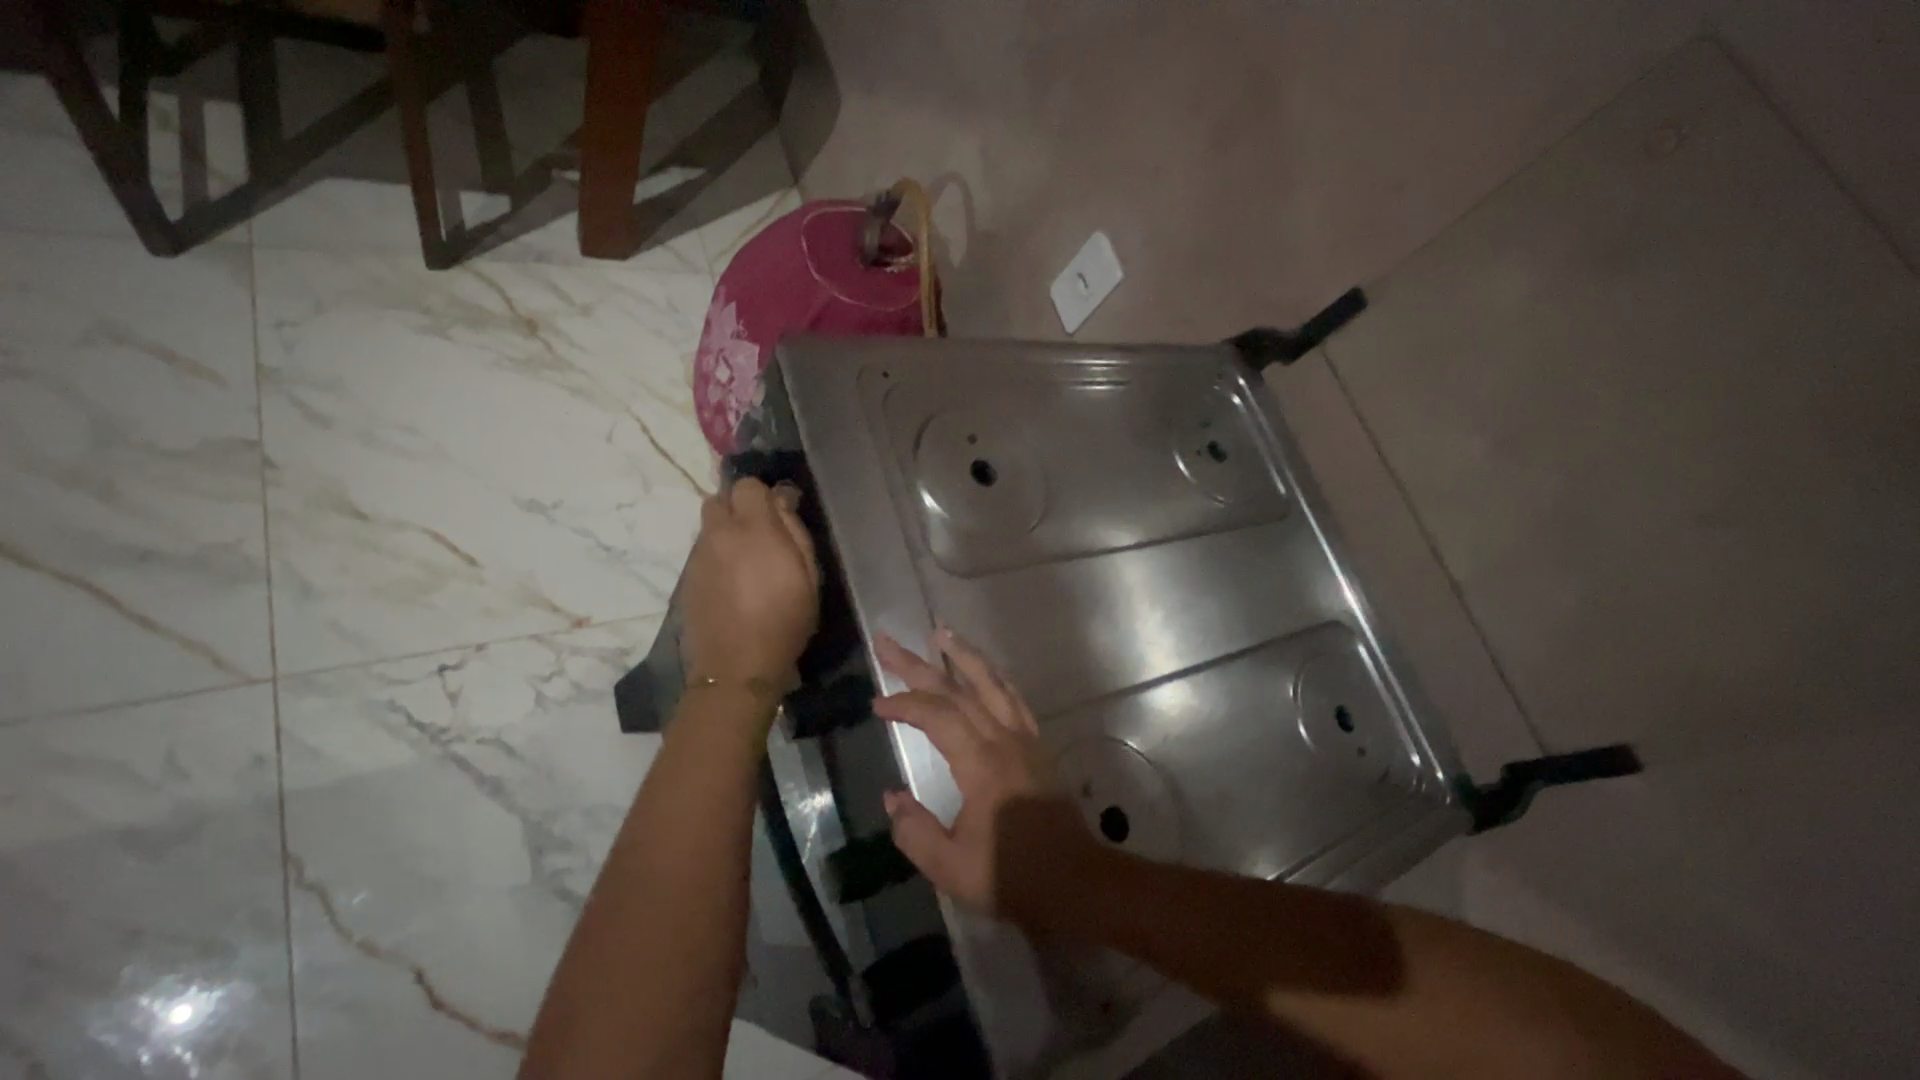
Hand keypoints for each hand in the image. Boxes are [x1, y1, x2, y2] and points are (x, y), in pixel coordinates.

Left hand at [682, 478, 819, 693]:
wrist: (736, 667)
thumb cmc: (783, 621)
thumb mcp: (808, 577)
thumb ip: (794, 531)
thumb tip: (782, 500)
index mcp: (752, 528)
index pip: (746, 485)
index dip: (762, 495)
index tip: (778, 514)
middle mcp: (718, 534)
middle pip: (719, 500)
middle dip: (737, 509)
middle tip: (759, 535)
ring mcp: (698, 557)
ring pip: (709, 528)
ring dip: (726, 535)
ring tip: (746, 564)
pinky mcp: (686, 579)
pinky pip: (702, 554)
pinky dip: (716, 559)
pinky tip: (732, 586)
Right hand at [873, 630, 1101, 920]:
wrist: (1076, 882)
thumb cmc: (1011, 876)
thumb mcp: (950, 866)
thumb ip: (914, 831)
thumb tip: (893, 798)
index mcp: (980, 763)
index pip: (936, 715)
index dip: (904, 703)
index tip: (877, 705)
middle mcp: (1004, 740)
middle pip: (958, 689)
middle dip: (919, 665)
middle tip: (888, 641)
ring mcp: (1025, 740)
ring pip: (991, 684)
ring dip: (963, 657)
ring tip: (941, 633)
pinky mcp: (1038, 749)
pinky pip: (1014, 700)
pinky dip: (994, 679)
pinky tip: (986, 674)